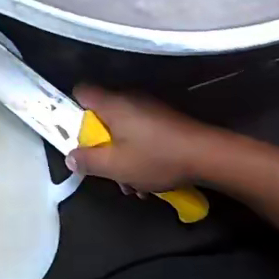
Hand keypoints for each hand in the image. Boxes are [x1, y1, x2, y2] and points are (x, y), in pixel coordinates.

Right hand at [67, 86, 228, 192]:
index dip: (72, 110)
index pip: (82, 93)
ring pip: (124, 133)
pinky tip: (149, 181)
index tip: (73, 134)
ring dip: (123, 159)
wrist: (206, 155)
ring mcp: (151, 111)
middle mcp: (131, 101)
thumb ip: (88, 160)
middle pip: (103, 119)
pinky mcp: (166, 123)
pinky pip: (142, 137)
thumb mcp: (115, 165)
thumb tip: (71, 156)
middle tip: (106, 171)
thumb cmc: (157, 157)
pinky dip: (141, 157)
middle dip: (102, 147)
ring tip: (133, 186)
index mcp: (114, 105)